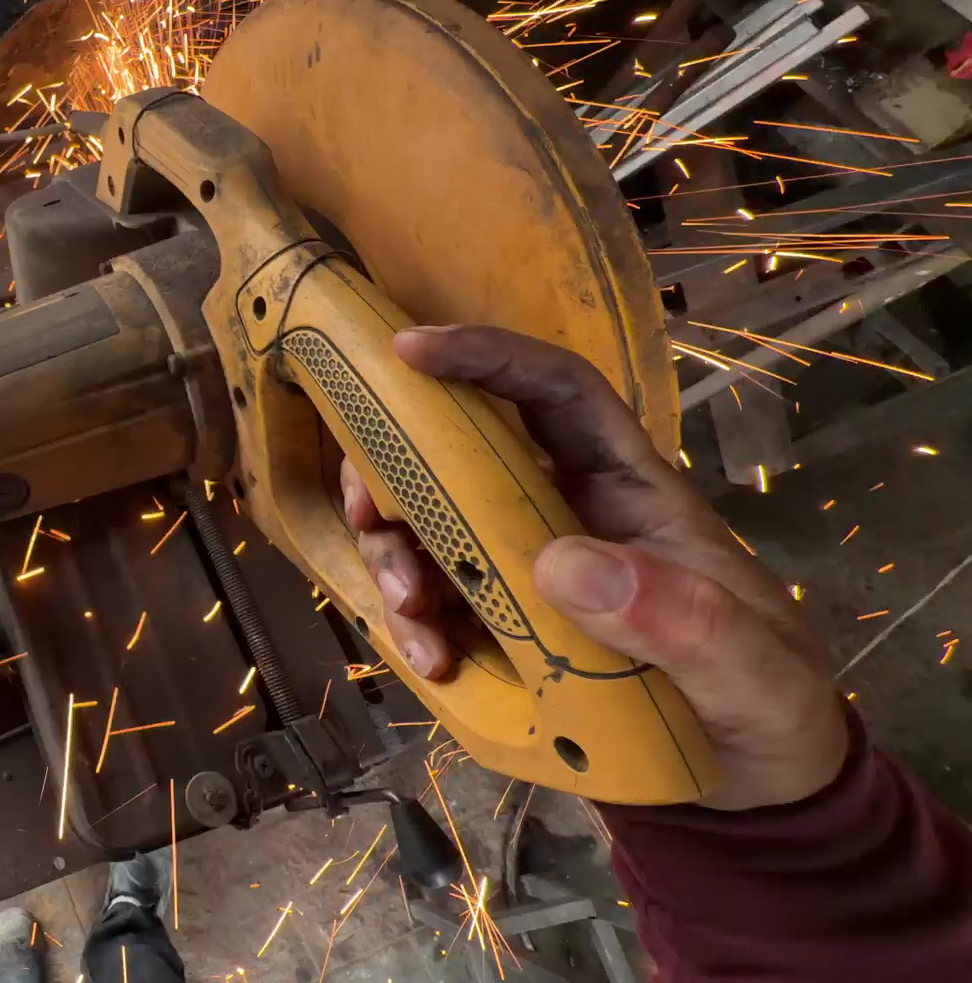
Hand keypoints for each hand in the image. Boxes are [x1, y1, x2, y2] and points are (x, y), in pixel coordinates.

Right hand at [341, 325, 847, 809]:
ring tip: (411, 614)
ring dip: (389, 557)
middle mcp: (546, 507)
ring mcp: (504, 557)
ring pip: (413, 520)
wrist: (734, 778)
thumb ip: (680, 619)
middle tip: (368, 512)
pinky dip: (404, 620)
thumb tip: (562, 562)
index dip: (484, 357)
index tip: (408, 349)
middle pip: (446, 449)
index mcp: (616, 487)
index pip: (551, 392)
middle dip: (389, 469)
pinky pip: (416, 589)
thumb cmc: (759, 699)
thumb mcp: (750, 669)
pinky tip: (429, 660)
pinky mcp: (477, 607)